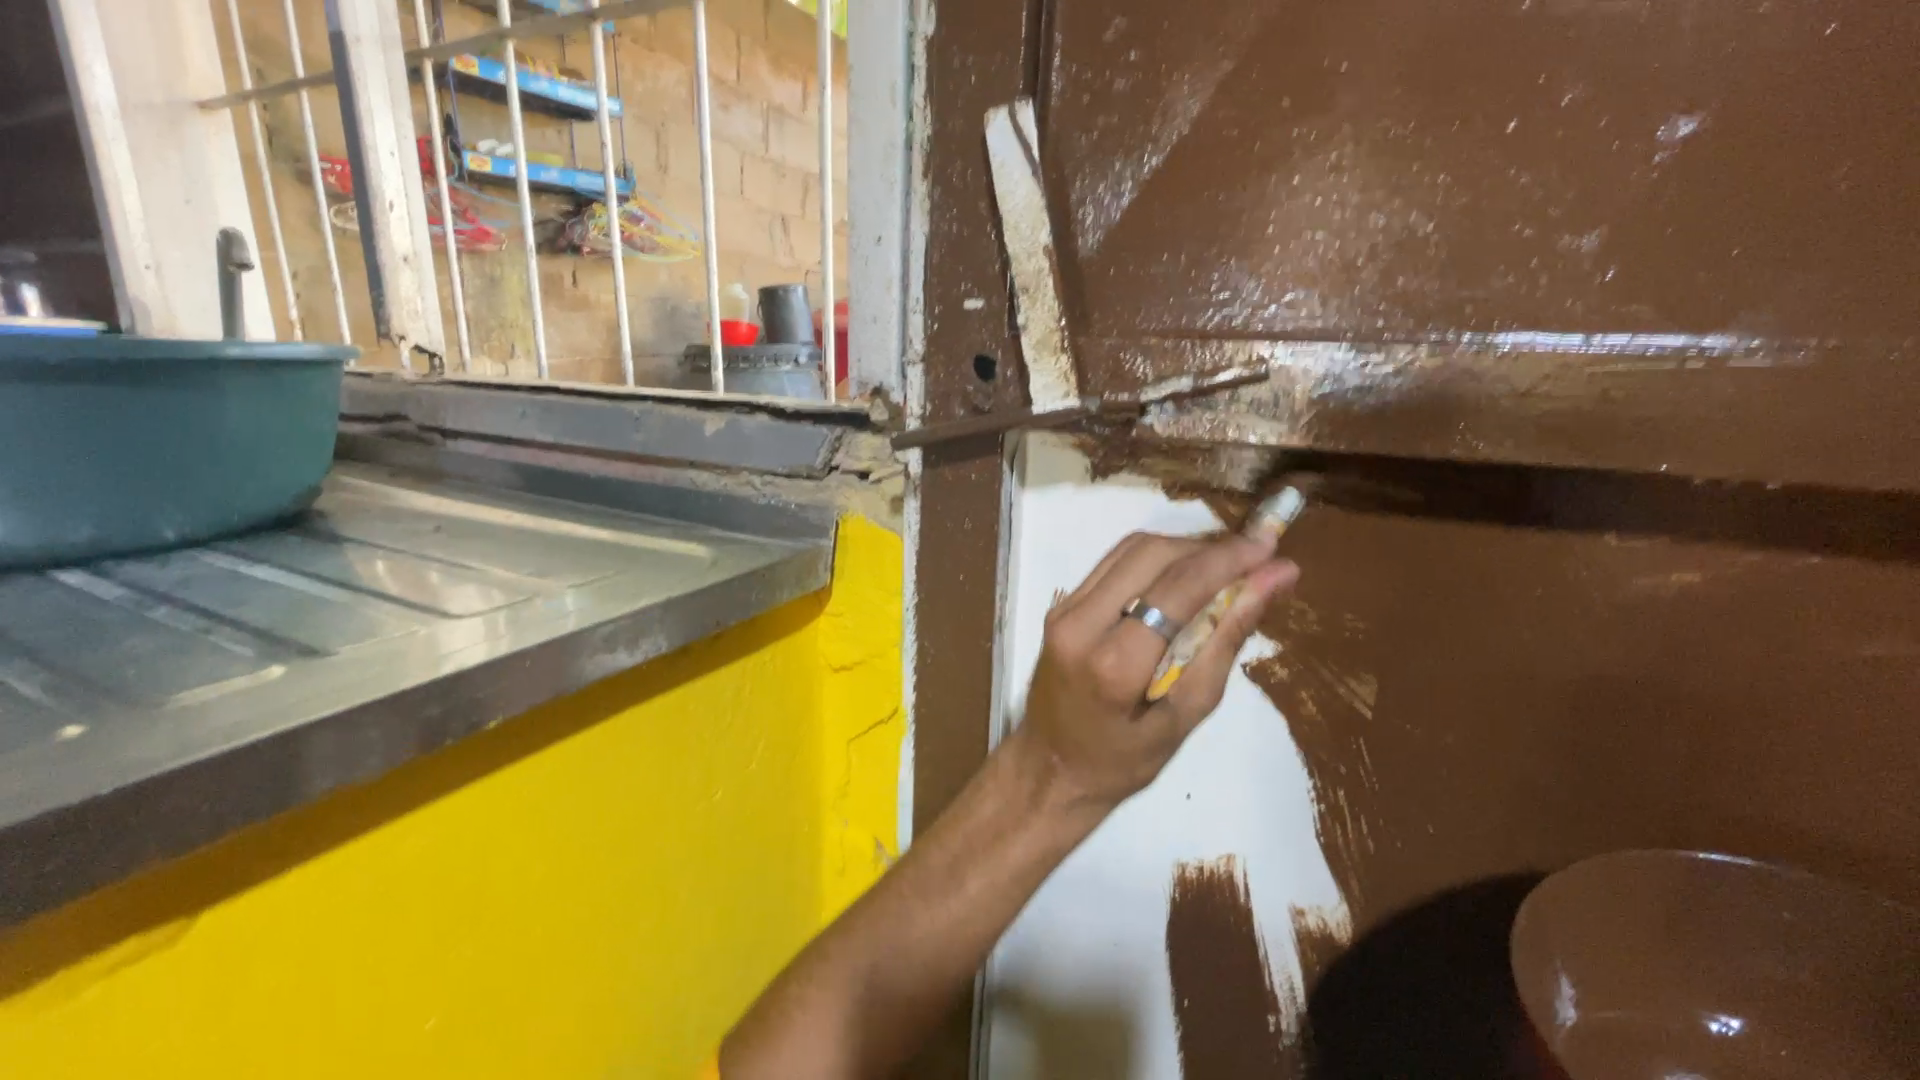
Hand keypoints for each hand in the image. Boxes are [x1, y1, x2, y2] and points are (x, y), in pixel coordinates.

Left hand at [1020, 530, 1299, 810]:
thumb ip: (1225, 642)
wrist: (1049, 770)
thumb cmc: (1123, 762)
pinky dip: (1157, 560)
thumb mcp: (1186, 716)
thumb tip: (1271, 581)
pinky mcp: (1061, 605)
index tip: (1272, 547)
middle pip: (1153, 554)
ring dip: (1184, 548)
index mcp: (1113, 663)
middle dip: (1209, 548)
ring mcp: (1064, 609)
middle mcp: (1080, 623)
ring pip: (1132, 550)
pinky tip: (1187, 576)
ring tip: (1229, 565)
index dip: (1229, 559)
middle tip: (1256, 558)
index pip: (1178, 588)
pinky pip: (1115, 563)